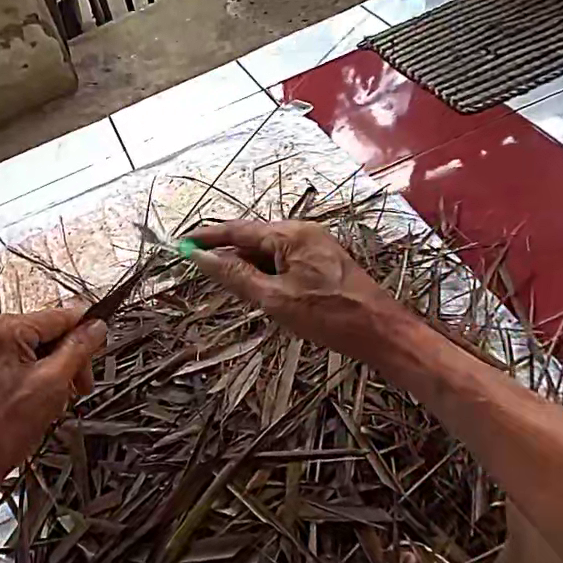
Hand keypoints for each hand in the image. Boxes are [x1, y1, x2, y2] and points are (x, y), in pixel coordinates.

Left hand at [0, 307, 107, 490]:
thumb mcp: (52, 383)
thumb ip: (78, 349)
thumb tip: (95, 328)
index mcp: (4, 329)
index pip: (61, 315)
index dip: (86, 332)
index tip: (100, 345)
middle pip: (51, 332)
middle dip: (71, 358)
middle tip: (79, 384)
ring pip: (40, 348)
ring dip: (57, 370)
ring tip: (58, 397)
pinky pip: (25, 361)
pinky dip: (40, 378)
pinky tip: (42, 399)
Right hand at [187, 220, 411, 361]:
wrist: (381, 332)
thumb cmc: (329, 316)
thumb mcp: (274, 298)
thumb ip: (235, 276)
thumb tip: (201, 258)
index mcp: (290, 234)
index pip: (237, 230)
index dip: (207, 237)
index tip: (182, 243)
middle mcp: (302, 231)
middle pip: (252, 238)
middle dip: (227, 253)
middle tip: (200, 269)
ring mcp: (314, 245)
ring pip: (267, 251)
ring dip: (246, 265)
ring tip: (229, 285)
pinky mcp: (321, 260)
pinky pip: (283, 259)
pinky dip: (265, 271)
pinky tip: (258, 290)